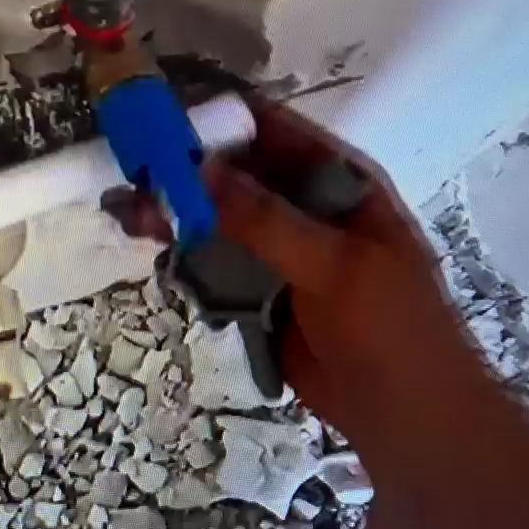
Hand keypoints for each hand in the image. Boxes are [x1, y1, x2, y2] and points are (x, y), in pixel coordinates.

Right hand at [109, 99, 487, 440]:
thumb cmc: (390, 330)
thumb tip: (197, 168)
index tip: (158, 113)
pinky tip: (145, 242)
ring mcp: (273, 243)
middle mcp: (300, 203)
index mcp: (337, 182)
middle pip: (230, 169)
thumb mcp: (333, 265)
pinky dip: (176, 244)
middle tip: (129, 168)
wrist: (404, 415)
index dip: (217, 116)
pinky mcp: (250, 280)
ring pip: (211, 210)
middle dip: (180, 166)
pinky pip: (207, 251)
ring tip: (124, 211)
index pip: (270, 129)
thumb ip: (264, 218)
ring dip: (171, 207)